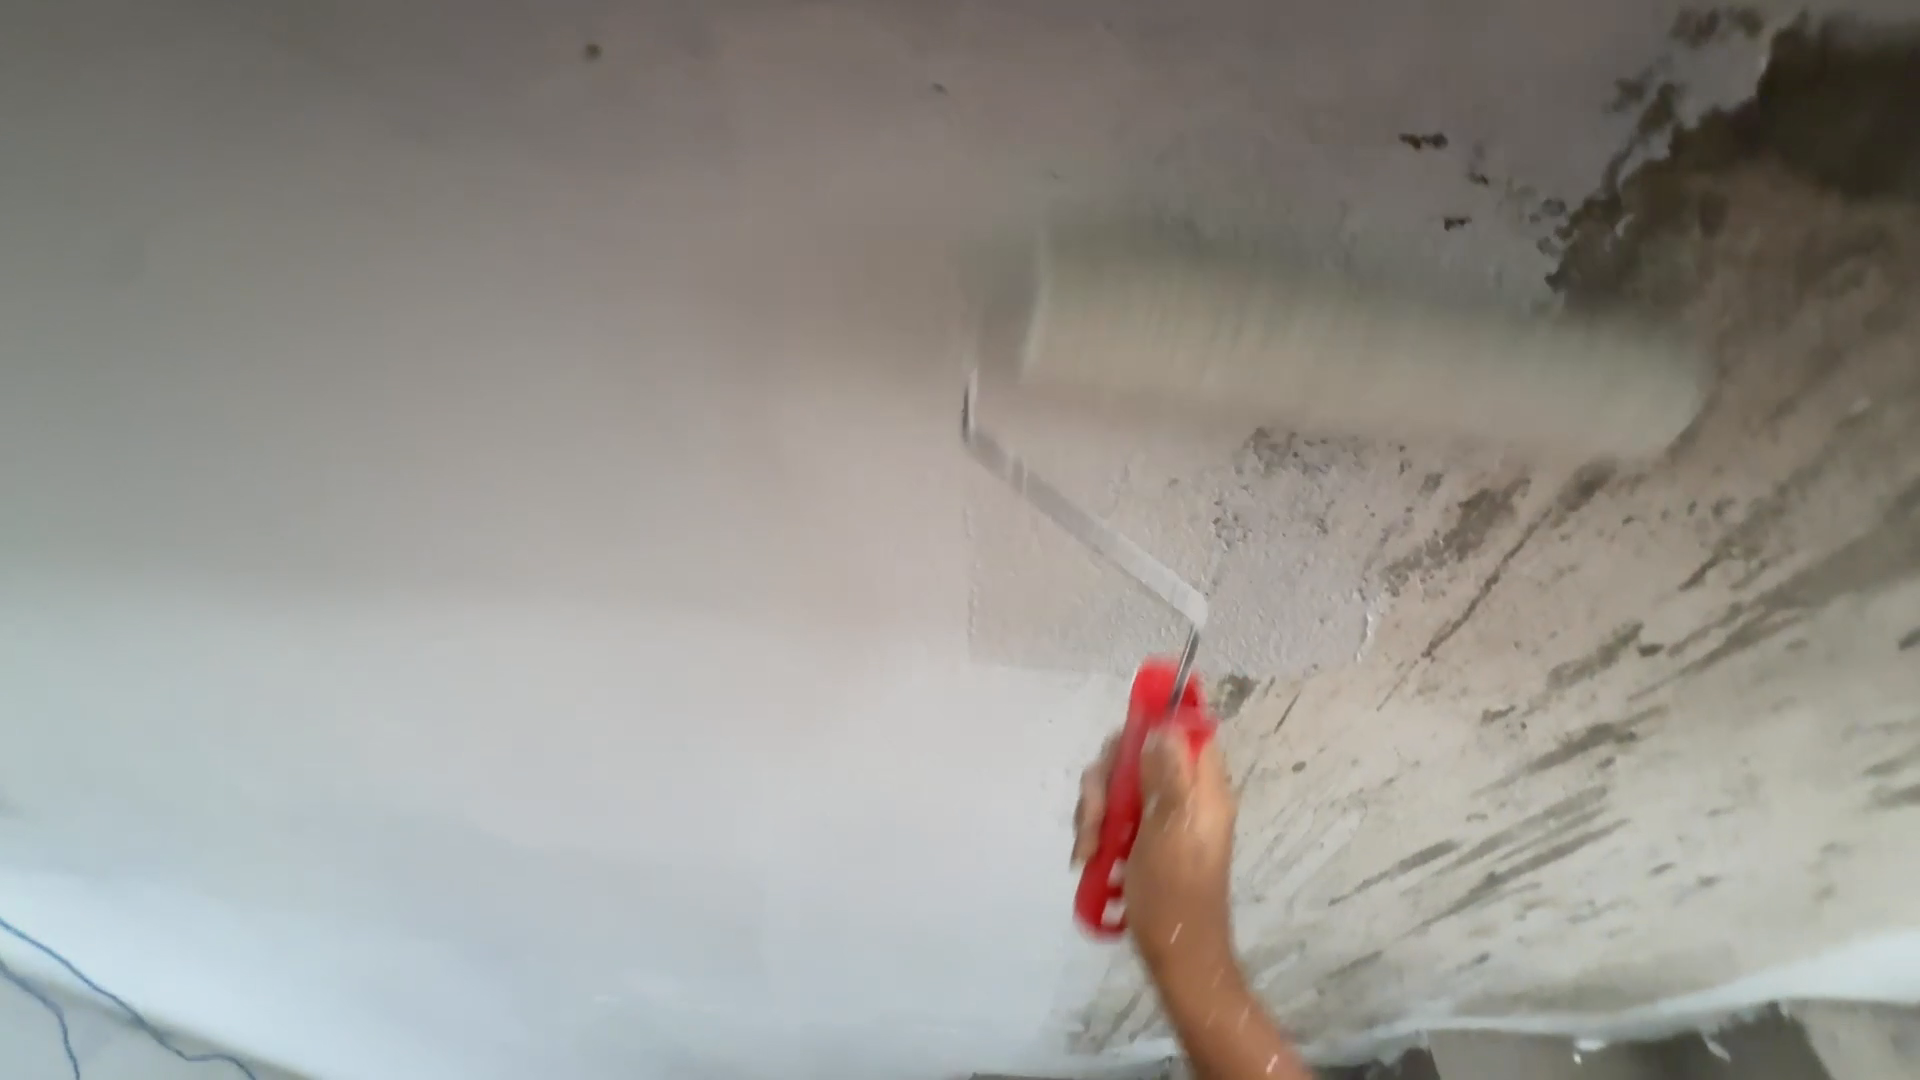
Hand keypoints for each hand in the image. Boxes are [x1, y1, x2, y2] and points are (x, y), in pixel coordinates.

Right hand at [1072, 726, 1237, 975]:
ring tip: (1090, 848)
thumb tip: (1161, 727)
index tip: (1122, 739)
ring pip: (1118, 784)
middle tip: (1097, 815)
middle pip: (1137, 754)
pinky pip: (1112, 814)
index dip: (1155, 722)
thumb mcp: (1169, 831)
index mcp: (1203, 789)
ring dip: (1095, 811)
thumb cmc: (1175, 897)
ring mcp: (1162, 817)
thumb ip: (1166, 776)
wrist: (1177, 961)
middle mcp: (1184, 795)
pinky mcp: (1143, 837)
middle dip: (1106, 780)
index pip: (1186, 731)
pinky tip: (1090, 858)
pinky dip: (1096, 830)